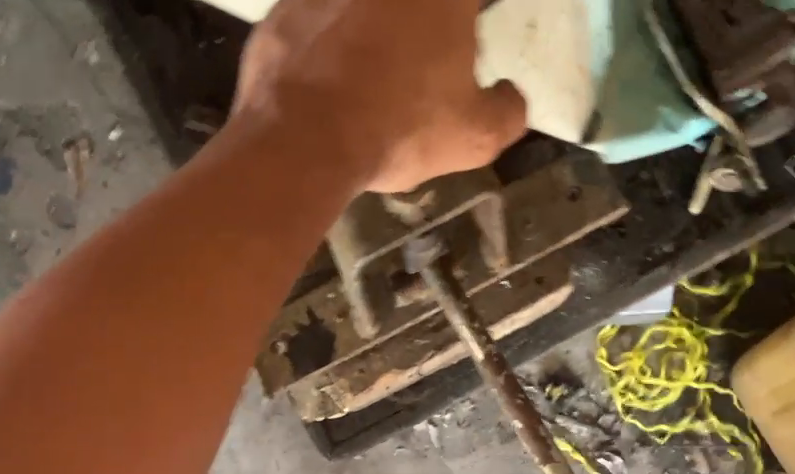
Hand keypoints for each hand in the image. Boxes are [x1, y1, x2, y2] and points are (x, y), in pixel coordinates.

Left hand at [229, 0, 527, 192]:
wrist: (303, 139)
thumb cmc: (399, 129)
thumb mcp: (474, 138)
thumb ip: (507, 112)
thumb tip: (510, 97)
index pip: (463, 4)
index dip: (463, 23)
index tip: (462, 41)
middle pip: (414, 8)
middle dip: (417, 28)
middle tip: (415, 63)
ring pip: (360, 13)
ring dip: (366, 30)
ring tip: (366, 74)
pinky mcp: (284, 5)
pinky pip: (312, 17)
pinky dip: (320, 40)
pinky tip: (322, 81)